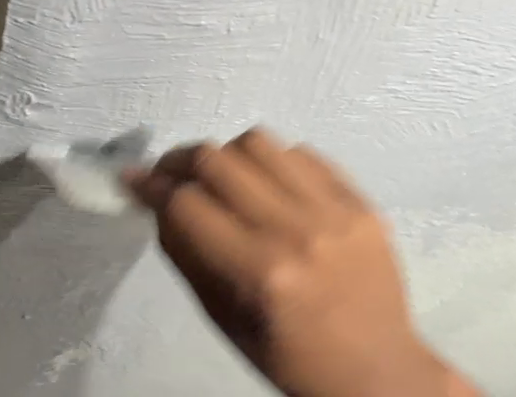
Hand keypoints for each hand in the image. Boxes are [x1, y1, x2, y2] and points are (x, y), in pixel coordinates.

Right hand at [127, 128, 475, 396]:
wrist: (380, 374)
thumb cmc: (289, 356)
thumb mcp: (223, 317)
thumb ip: (183, 250)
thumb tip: (151, 194)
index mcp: (261, 273)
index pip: (186, 203)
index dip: (151, 187)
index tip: (134, 180)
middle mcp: (297, 232)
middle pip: (215, 159)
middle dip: (180, 162)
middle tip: (173, 175)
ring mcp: (334, 212)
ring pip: (256, 142)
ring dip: (228, 156)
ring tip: (228, 180)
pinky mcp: (361, 202)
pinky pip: (301, 151)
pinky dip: (274, 162)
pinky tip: (273, 188)